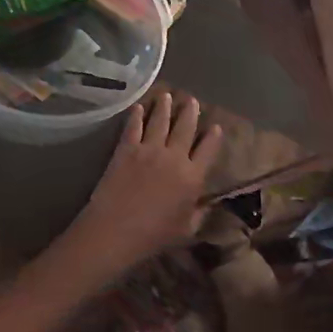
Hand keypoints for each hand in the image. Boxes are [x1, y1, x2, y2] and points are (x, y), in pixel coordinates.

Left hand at [63, 92, 223, 277]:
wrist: (116, 229)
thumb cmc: (154, 235)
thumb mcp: (186, 229)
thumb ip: (200, 213)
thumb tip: (208, 204)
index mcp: (193, 177)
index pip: (208, 150)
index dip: (214, 137)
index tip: (216, 127)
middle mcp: (174, 157)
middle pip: (185, 128)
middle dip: (190, 112)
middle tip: (192, 101)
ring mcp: (149, 150)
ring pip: (160, 121)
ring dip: (165, 107)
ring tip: (167, 95)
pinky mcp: (126, 149)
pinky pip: (134, 126)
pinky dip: (137, 114)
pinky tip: (139, 106)